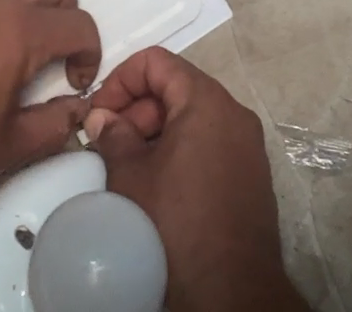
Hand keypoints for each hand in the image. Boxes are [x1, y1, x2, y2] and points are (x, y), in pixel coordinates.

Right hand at [84, 47, 309, 311]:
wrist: (230, 289)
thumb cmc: (176, 222)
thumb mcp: (132, 175)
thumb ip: (112, 135)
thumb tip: (101, 117)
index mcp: (207, 101)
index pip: (158, 62)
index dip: (122, 79)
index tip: (100, 112)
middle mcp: (234, 113)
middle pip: (177, 86)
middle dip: (138, 108)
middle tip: (109, 142)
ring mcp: (248, 144)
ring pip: (193, 115)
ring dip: (157, 130)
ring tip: (130, 165)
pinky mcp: (251, 172)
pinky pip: (211, 141)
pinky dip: (181, 148)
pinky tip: (159, 181)